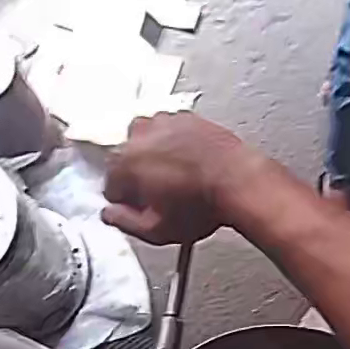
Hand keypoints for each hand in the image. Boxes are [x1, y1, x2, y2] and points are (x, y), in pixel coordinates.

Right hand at [102, 113, 281, 243]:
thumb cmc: (201, 204)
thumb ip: (125, 222)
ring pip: (148, 143)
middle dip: (139, 177)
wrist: (238, 182)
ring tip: (177, 181)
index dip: (126, 202)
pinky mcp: (187, 118)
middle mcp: (140, 135)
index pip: (111, 185)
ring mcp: (164, 122)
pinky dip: (176, 147)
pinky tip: (190, 166)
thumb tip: (113, 216)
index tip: (140, 209)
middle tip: (160, 197)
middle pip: (127, 160)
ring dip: (156, 159)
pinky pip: (172, 134)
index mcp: (124, 162)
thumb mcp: (155, 230)